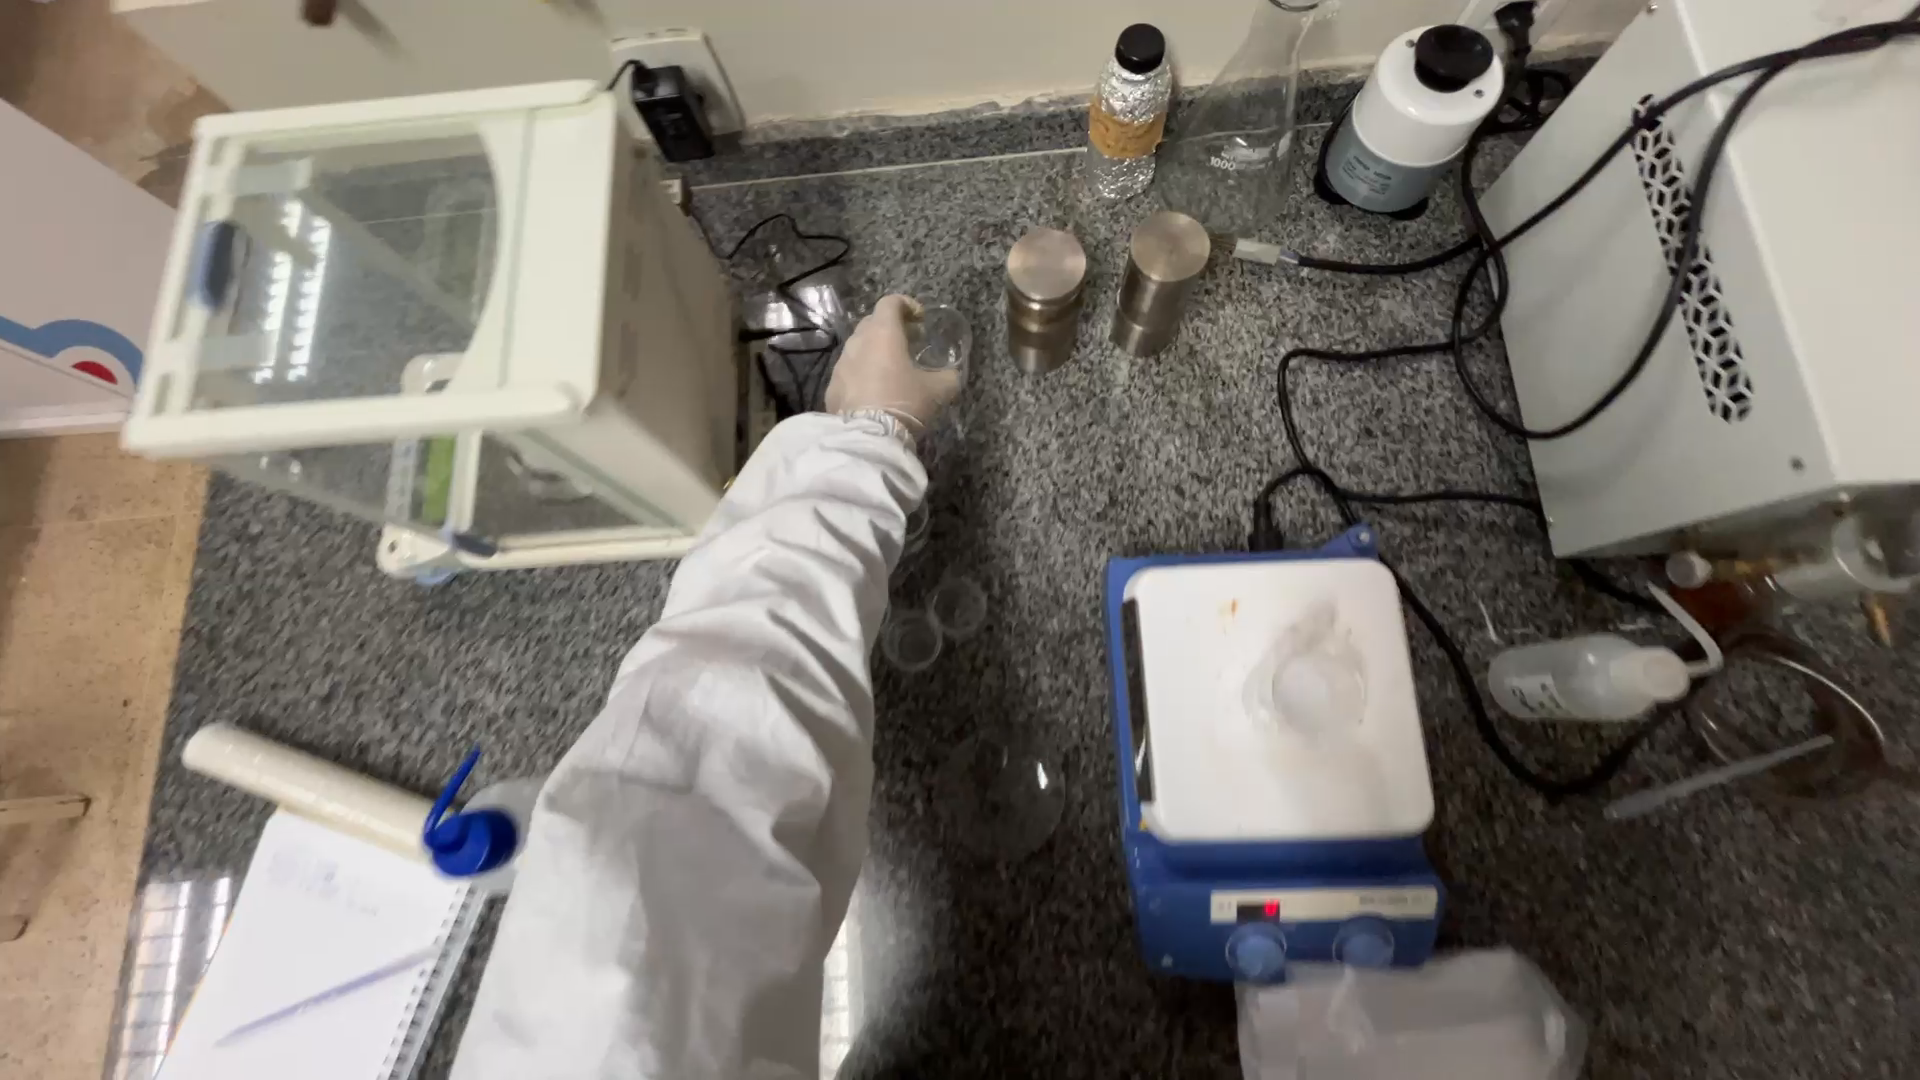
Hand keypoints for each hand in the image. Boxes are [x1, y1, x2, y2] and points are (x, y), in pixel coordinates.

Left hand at [825, 295, 961, 433]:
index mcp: (883, 334)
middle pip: (872, 323)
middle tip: (908, 343)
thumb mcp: (938, 390)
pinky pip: (849, 373)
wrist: (869, 437)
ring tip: (890, 370)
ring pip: (858, 348)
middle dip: (890, 328)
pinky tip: (873, 392)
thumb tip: (952, 375)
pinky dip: (861, 375)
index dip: (907, 305)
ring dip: (874, 352)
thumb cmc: (905, 403)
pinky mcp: (832, 387)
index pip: (891, 302)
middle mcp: (857, 342)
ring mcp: (841, 365)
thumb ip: (948, 377)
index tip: (920, 319)